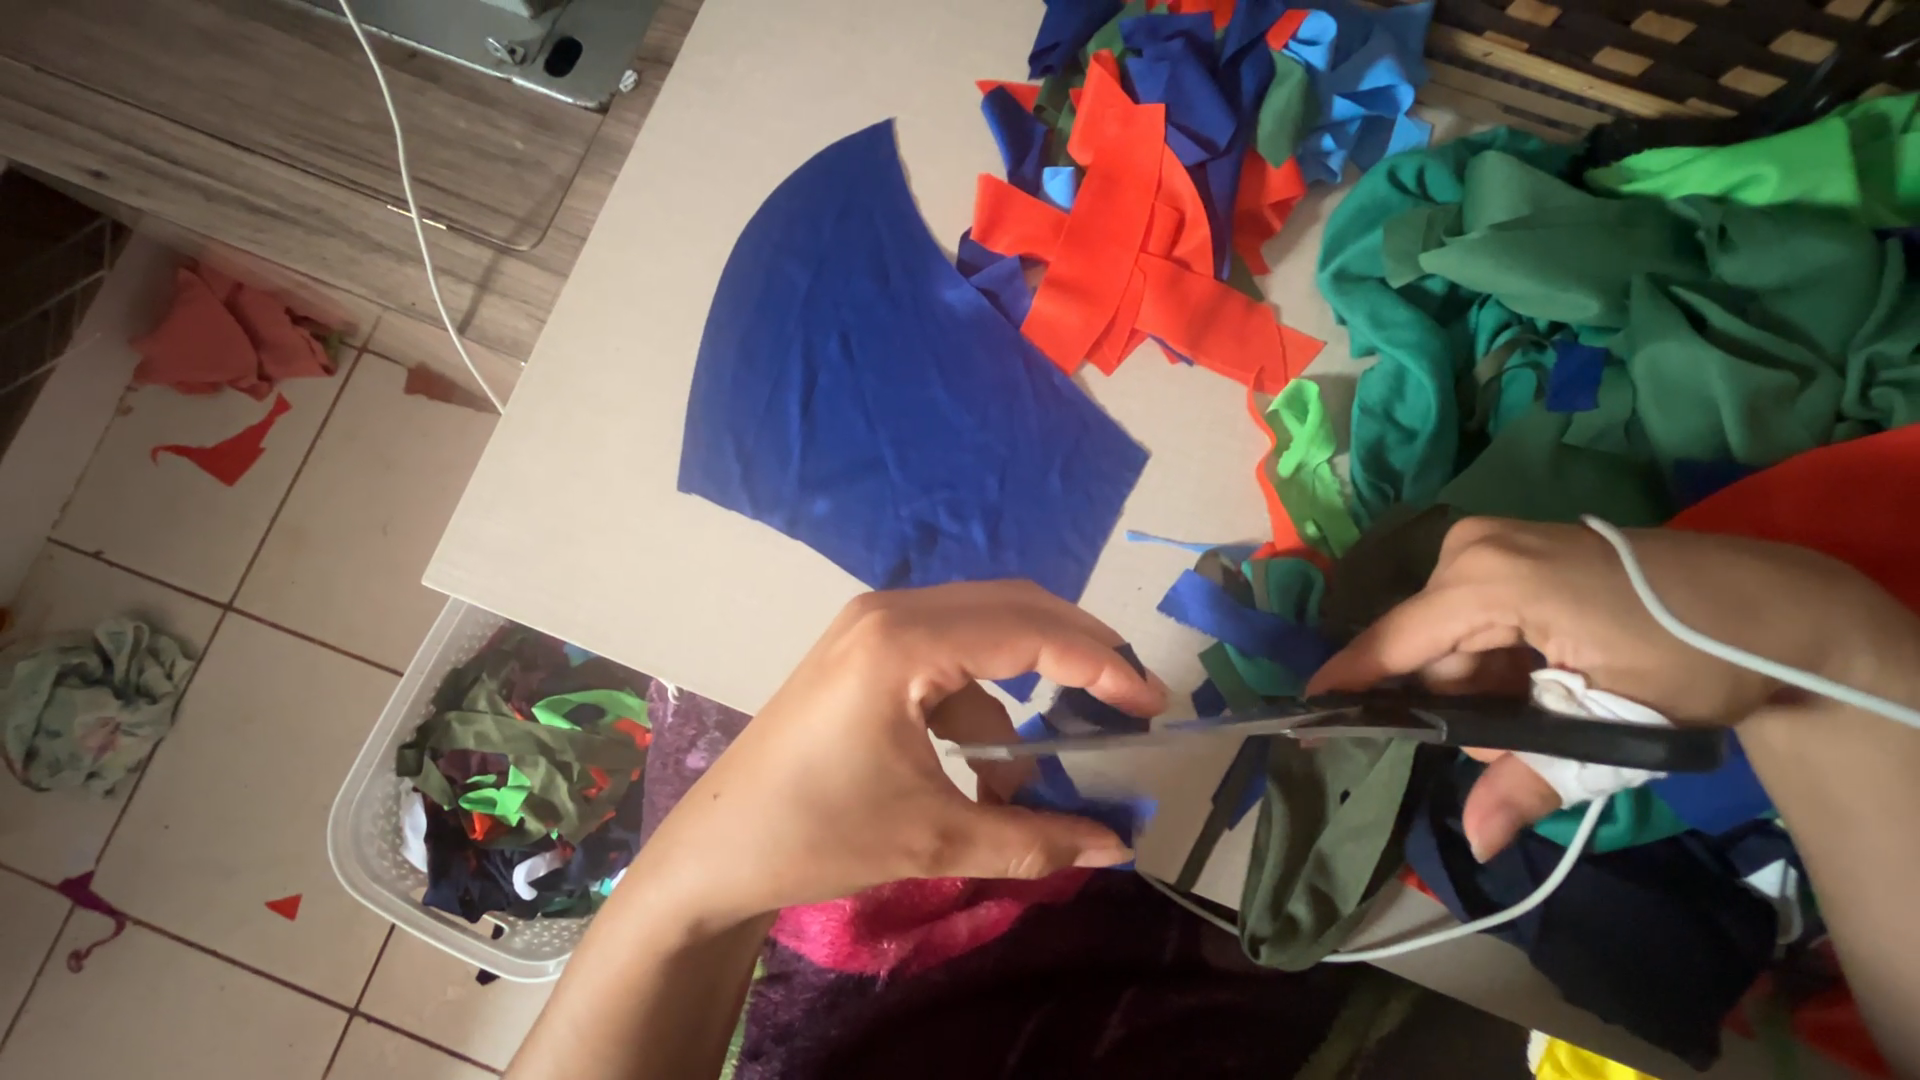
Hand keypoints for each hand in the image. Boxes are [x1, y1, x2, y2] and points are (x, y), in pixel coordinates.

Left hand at [629, 581, 1165, 932]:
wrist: (716, 849)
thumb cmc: (818, 837)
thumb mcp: (936, 839)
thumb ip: (1036, 840)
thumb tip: (1118, 847)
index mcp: (904, 642)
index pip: (1029, 632)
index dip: (1101, 663)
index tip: (1153, 702)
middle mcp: (892, 611)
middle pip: (1013, 608)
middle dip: (1079, 650)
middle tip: (1132, 698)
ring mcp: (875, 624)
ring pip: (984, 626)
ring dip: (1031, 678)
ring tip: (1066, 740)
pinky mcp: (867, 648)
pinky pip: (951, 654)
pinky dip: (986, 698)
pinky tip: (991, 760)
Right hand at [1307, 517, 1919, 858]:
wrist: (1779, 608)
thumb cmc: (1694, 657)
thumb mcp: (1615, 724)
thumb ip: (1530, 778)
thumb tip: (1477, 844)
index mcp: (1489, 579)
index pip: (1395, 640)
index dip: (1348, 680)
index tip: (1301, 716)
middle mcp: (1473, 550)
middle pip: (1426, 649)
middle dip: (1455, 704)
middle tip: (1518, 741)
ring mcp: (1489, 545)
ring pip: (1448, 639)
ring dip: (1481, 687)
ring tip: (1552, 706)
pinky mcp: (1506, 552)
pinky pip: (1470, 620)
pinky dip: (1495, 662)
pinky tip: (1545, 677)